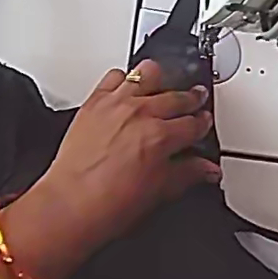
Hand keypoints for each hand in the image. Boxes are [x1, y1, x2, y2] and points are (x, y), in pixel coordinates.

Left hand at [8, 62, 219, 274]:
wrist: (70, 205)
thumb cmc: (109, 204)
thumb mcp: (159, 192)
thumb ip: (187, 173)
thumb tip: (206, 169)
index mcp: (161, 136)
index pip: (194, 123)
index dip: (202, 122)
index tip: (203, 121)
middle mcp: (141, 113)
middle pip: (177, 96)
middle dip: (191, 98)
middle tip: (194, 100)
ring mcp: (117, 103)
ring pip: (148, 73)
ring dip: (160, 80)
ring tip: (163, 87)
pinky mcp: (95, 100)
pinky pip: (115, 76)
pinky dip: (124, 80)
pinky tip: (127, 90)